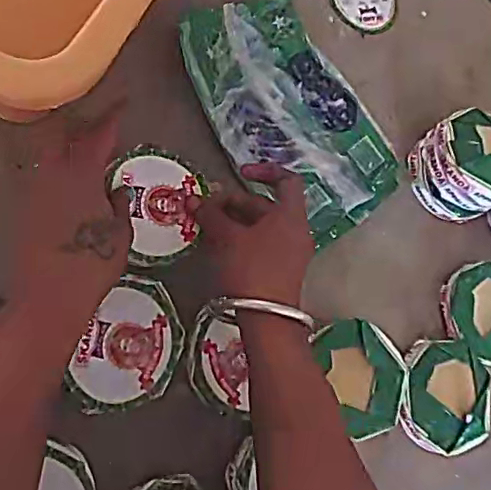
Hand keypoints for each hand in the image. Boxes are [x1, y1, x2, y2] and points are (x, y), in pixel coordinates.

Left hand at [6, 107, 130, 320]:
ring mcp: (34, 191)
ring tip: (87, 151)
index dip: (112, 117)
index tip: (123, 103)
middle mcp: (53, 175)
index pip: (99, 134)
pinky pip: (43, 178)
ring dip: (67, 148)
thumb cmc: (93, 265)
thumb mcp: (120, 233)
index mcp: (81, 174)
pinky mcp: (24, 210)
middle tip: (101, 125)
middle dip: (82, 125)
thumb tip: (116, 187)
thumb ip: (119, 204)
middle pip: (64, 136)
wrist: (48, 297)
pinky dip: (58, 171)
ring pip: (50, 156)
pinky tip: (70, 182)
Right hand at [193, 164, 314, 307]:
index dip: (264, 170)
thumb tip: (194, 200)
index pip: (287, 180)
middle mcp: (296, 230)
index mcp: (290, 216)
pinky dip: (242, 238)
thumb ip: (211, 214)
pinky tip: (219, 244)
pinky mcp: (281, 269)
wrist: (267, 319)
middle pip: (266, 205)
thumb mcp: (228, 238)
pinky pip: (262, 243)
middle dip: (234, 202)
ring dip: (234, 221)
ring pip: (261, 226)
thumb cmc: (251, 269)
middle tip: (206, 207)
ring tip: (207, 225)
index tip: (240, 172)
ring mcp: (291, 251)